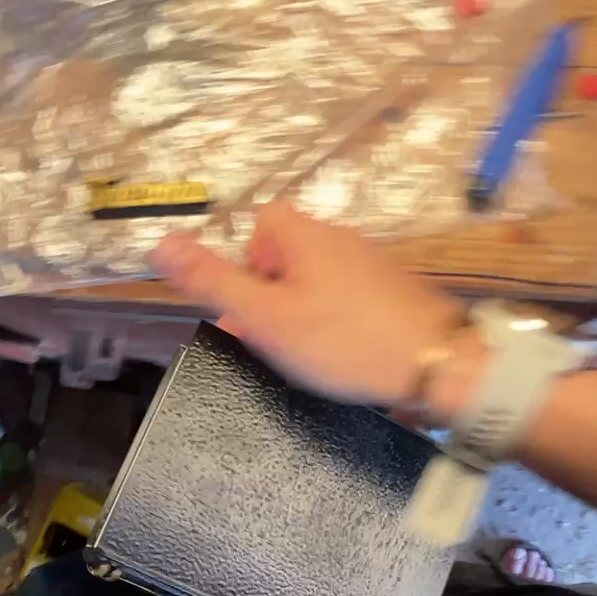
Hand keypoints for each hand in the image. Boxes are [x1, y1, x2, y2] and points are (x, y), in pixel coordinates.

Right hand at [148, 203, 467, 410]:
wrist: (436, 365)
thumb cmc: (343, 340)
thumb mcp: (265, 316)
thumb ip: (212, 280)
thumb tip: (160, 242)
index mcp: (303, 233)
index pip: (257, 230)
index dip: (248, 271)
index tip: (256, 310)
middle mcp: (338, 236)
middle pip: (284, 259)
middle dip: (273, 301)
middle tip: (280, 343)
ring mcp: (370, 261)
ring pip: (315, 284)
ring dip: (304, 316)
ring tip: (315, 355)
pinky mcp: (393, 289)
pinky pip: (346, 300)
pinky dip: (337, 324)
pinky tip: (347, 354)